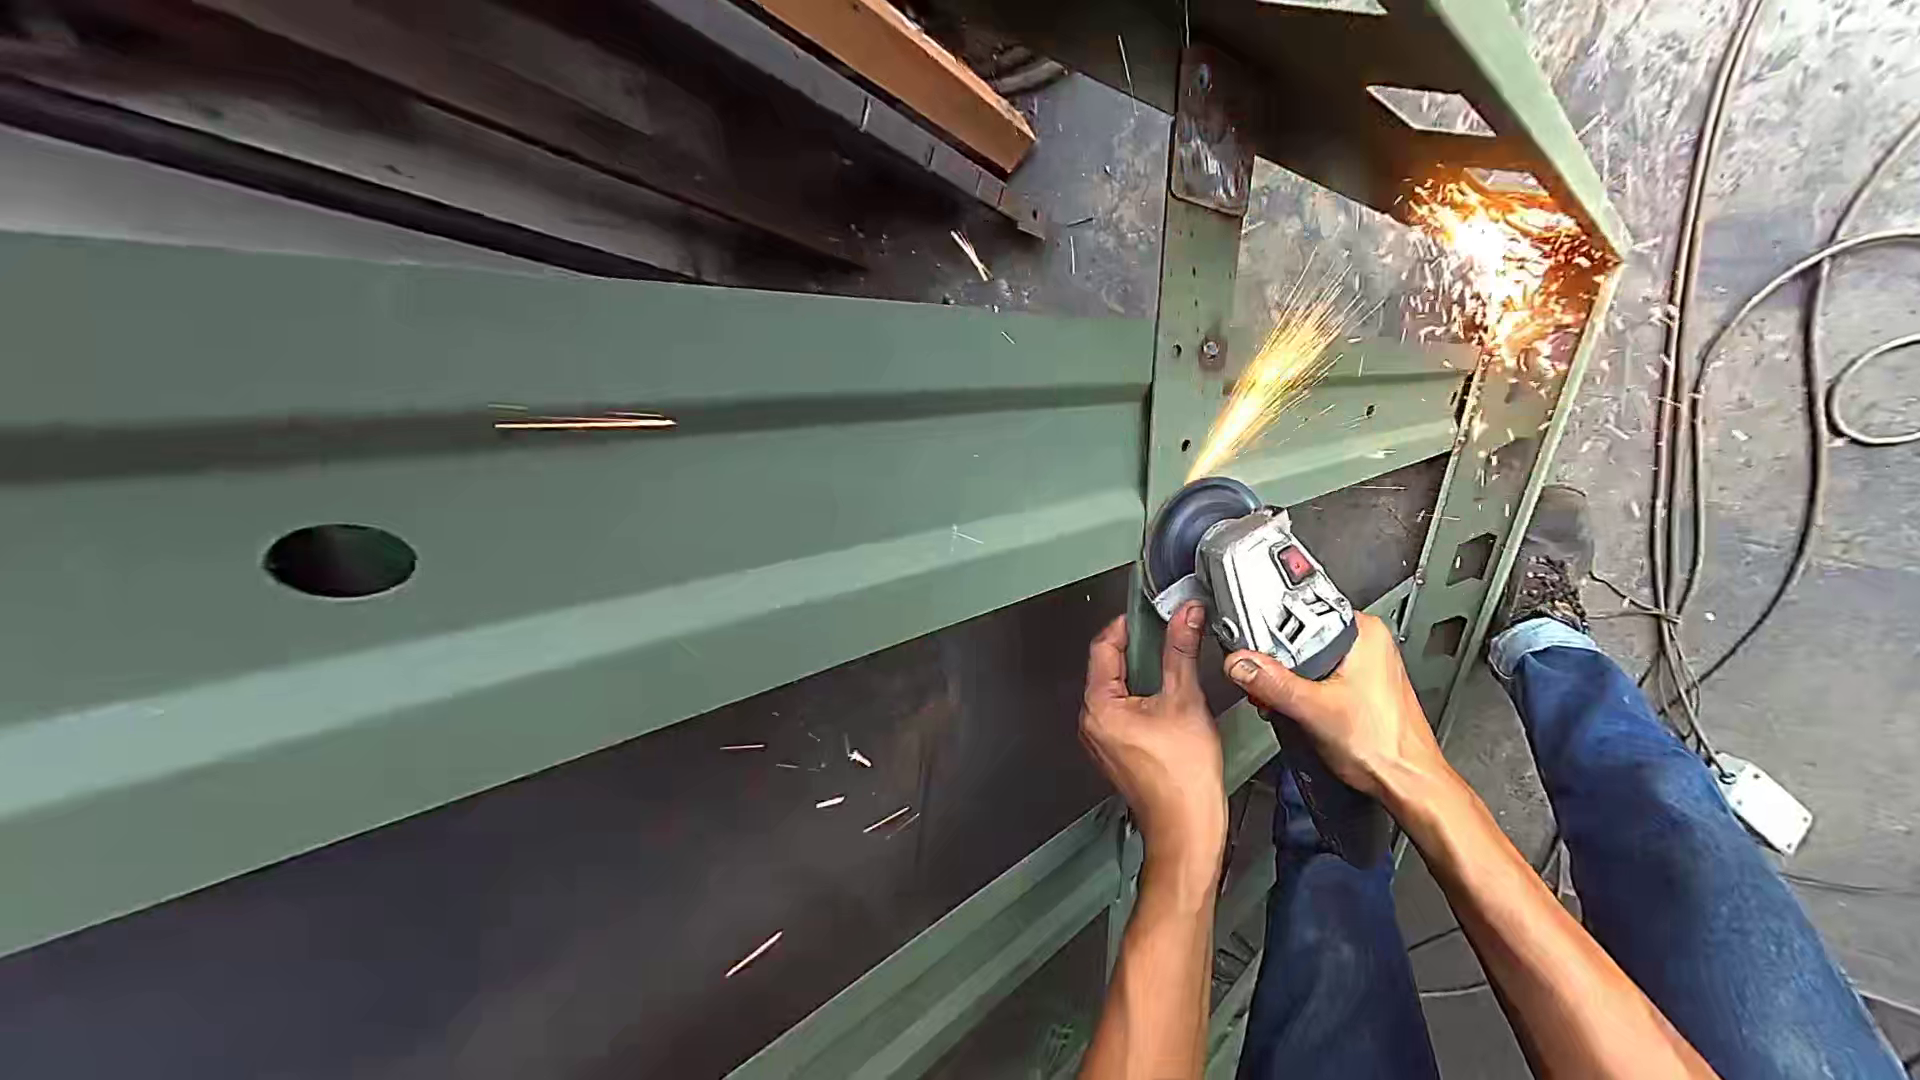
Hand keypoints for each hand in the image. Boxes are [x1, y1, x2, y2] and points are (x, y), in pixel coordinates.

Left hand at [1080, 603, 1226, 879]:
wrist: (1186, 830)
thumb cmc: (1183, 781)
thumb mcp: (1185, 700)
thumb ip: (1181, 652)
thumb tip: (1185, 619)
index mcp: (1099, 706)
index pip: (1103, 647)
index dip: (1125, 625)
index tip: (1145, 614)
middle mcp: (1091, 721)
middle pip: (1107, 667)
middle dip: (1135, 648)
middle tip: (1161, 633)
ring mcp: (1100, 739)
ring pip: (1115, 689)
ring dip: (1139, 672)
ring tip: (1166, 662)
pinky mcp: (1114, 750)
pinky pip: (1120, 711)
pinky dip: (1139, 696)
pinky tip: (1164, 696)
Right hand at [1222, 613, 1448, 801]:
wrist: (1406, 782)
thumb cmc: (1386, 746)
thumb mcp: (1314, 709)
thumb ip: (1272, 683)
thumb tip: (1240, 663)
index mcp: (1363, 633)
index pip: (1299, 613)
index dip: (1270, 634)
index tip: (1252, 652)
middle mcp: (1363, 642)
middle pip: (1296, 636)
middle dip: (1273, 661)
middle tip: (1264, 681)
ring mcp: (1358, 663)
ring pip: (1301, 656)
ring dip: (1281, 678)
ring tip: (1279, 698)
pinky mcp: (1351, 683)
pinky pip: (1311, 673)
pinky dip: (1294, 688)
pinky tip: (1291, 705)